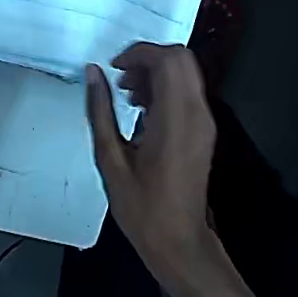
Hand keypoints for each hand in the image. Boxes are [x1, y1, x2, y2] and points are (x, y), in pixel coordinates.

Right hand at [84, 43, 220, 285]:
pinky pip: (187, 91)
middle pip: (181, 58)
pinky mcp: (204, 130)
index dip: (139, 53)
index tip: (113, 67)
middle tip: (120, 79)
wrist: (180, 243)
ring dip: (155, 73)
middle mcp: (197, 113)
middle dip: (148, 59)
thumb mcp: (110, 158)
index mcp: (175, 118)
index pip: (167, 60)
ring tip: (127, 96)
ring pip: (186, 72)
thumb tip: (92, 72)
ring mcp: (205, 121)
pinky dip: (165, 88)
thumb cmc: (142, 207)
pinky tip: (142, 110)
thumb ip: (100, 110)